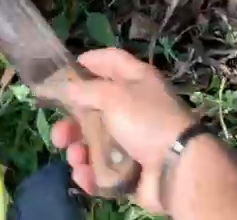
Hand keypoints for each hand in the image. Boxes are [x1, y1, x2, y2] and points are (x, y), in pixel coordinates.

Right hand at [50, 48, 196, 211]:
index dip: (90, 61)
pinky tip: (83, 175)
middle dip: (73, 121)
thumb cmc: (146, 119)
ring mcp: (132, 139)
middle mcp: (134, 106)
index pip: (112, 61)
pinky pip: (104, 169)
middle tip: (59, 132)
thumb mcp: (114, 96)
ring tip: (74, 157)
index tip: (66, 70)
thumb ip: (87, 90)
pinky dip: (91, 173)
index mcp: (137, 80)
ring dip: (79, 149)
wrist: (176, 167)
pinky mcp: (131, 169)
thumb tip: (68, 87)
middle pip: (96, 107)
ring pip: (96, 142)